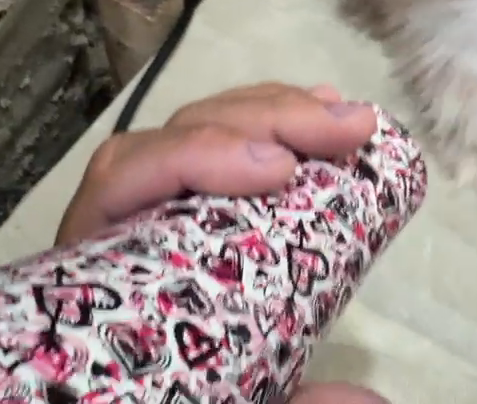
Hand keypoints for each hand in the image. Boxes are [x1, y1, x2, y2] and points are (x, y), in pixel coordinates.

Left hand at [54, 83, 389, 403]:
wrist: (134, 387)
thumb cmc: (160, 387)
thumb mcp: (217, 403)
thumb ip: (286, 402)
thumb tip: (376, 400)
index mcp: (101, 261)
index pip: (124, 177)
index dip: (199, 157)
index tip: (281, 170)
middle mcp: (123, 211)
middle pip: (182, 132)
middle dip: (269, 119)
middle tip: (347, 128)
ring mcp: (161, 190)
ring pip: (207, 119)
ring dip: (279, 108)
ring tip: (343, 114)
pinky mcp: (198, 184)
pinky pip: (229, 129)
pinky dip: (275, 112)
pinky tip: (318, 103)